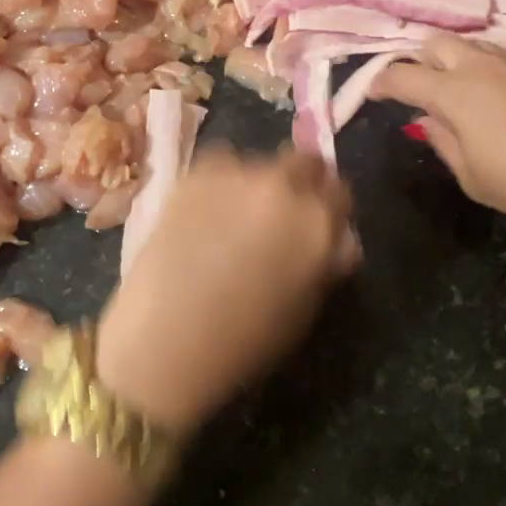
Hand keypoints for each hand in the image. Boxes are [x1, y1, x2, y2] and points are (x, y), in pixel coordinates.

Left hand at [94, 149, 357, 438]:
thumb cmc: (244, 341)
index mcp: (318, 222)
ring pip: (260, 164)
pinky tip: (207, 215)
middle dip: (301, 183)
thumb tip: (336, 242)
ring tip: (235, 220)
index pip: (341, 192)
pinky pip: (222, 165)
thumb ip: (324, 264)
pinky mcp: (196, 174)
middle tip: (282, 214)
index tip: (321, 223)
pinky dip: (222, 183)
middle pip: (305, 163)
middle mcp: (283, 186)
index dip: (331, 209)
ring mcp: (237, 174)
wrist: (164, 342)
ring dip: (258, 185)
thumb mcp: (303, 309)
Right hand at [370, 34, 505, 231]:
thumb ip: (443, 141)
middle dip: (419, 60)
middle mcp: (481, 64)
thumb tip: (429, 120)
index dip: (381, 82)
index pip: (403, 75)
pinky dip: (493, 69)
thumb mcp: (472, 176)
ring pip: (473, 44)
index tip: (374, 92)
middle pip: (435, 43)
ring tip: (463, 90)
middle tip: (420, 88)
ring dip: (457, 61)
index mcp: (454, 92)